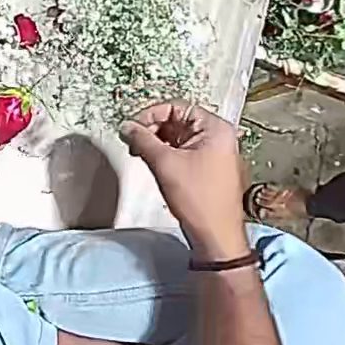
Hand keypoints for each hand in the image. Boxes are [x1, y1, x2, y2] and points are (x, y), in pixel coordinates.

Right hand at [120, 102, 249, 261]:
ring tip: (140, 153)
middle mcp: (218, 135)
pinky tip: (153, 162)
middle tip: (133, 142)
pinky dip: (166, 153)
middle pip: (177, 120)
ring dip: (157, 142)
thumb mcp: (165, 164)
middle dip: (153, 129)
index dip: (151, 114)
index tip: (132, 127)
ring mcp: (214, 152)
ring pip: (178, 136)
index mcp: (215, 128)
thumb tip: (126, 126)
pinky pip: (183, 150)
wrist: (216, 236)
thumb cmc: (199, 200)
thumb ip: (143, 140)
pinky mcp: (207, 166)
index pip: (177, 107)